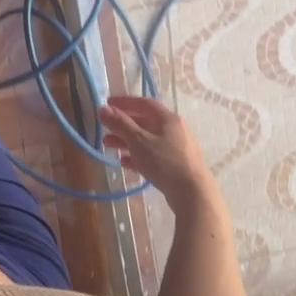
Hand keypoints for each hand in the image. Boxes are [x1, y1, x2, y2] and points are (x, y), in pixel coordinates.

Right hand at [99, 96, 217, 207]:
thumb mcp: (138, 141)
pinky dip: (137, 154)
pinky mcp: (176, 164)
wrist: (193, 194)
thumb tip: (103, 109)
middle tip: (104, 127)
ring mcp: (177, 147)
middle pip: (145, 121)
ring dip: (126, 140)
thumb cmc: (164, 162)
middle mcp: (175, 130)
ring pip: (147, 139)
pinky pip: (153, 154)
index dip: (124, 102)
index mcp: (168, 119)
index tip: (106, 104)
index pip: (144, 103)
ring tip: (108, 145)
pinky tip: (124, 162)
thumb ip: (120, 124)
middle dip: (122, 124)